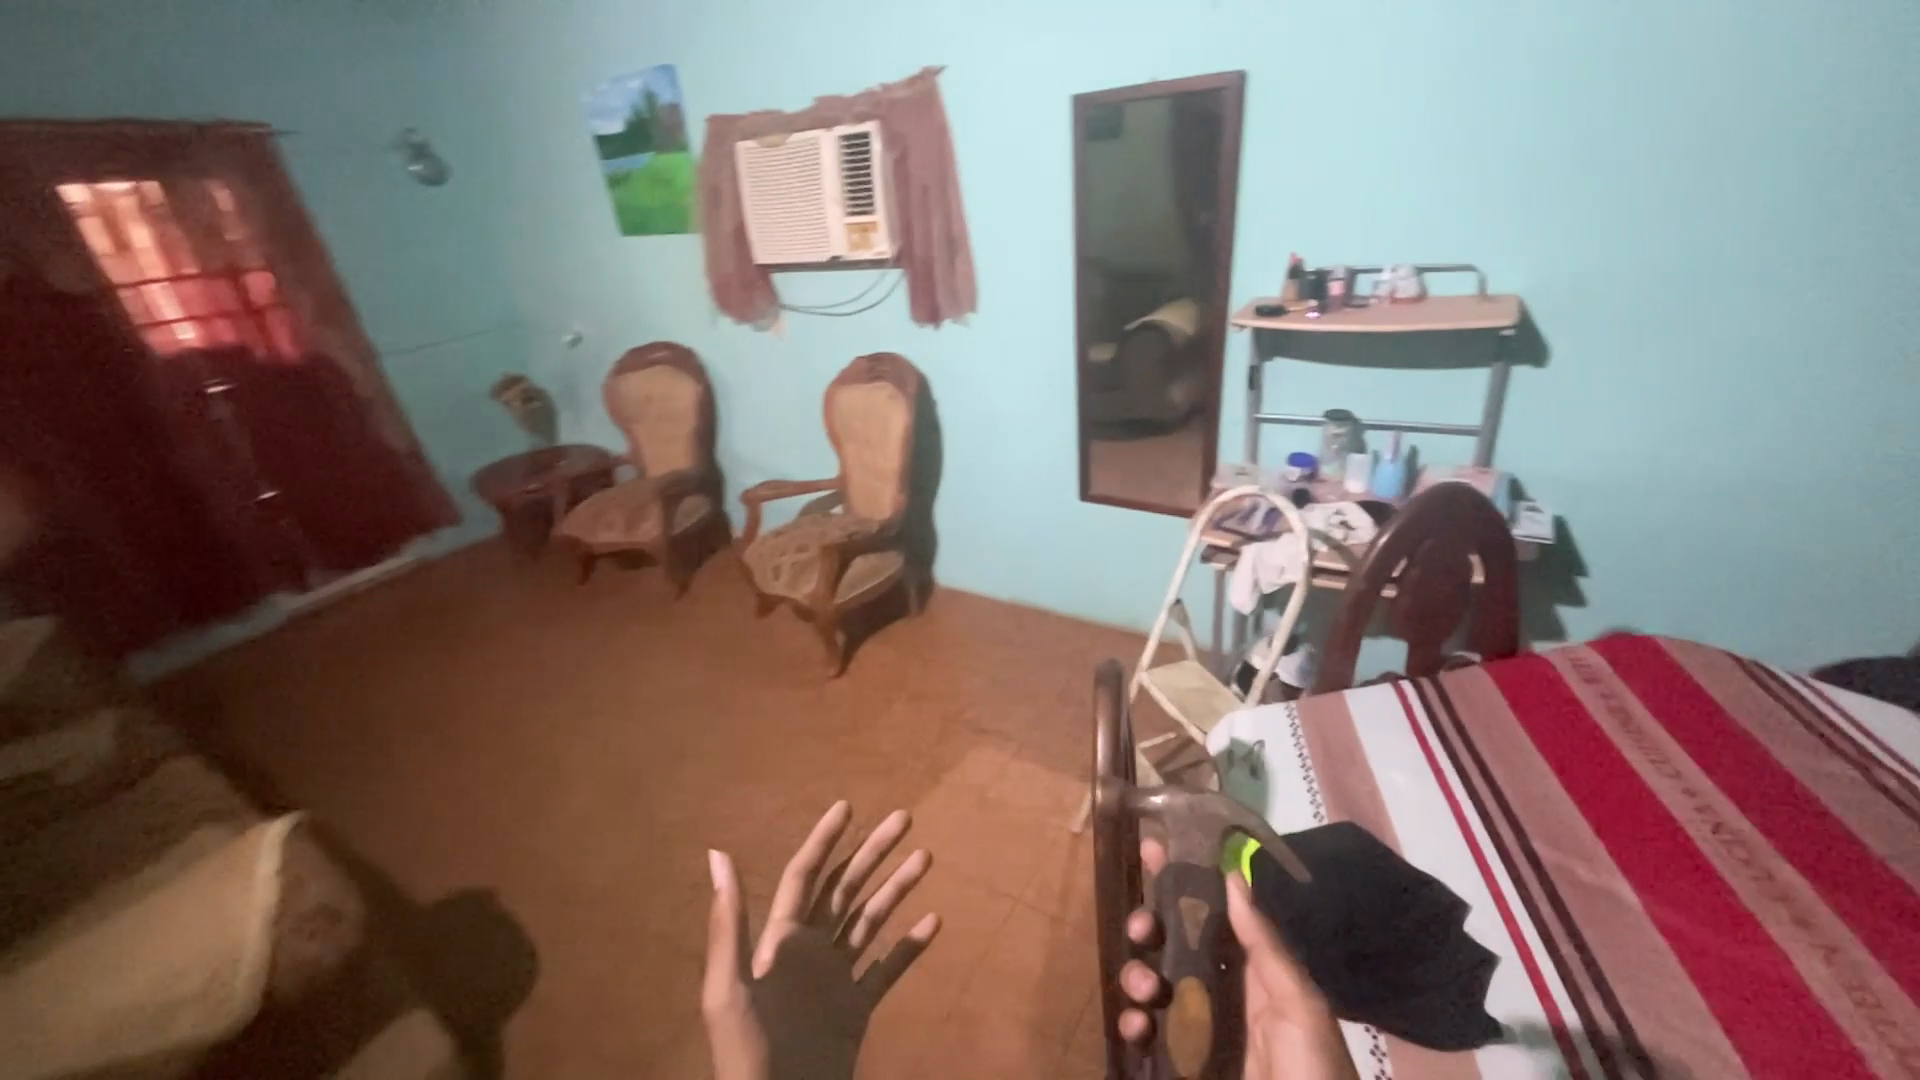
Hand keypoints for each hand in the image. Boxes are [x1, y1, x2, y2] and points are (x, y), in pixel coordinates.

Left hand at [702, 802, 939, 1079]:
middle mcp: (809, 950)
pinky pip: (887, 971)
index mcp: (779, 940)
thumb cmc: (746, 1051)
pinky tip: (932, 922)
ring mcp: (835, 979)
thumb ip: (729, 922)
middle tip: (903, 818)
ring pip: (870, 920)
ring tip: (925, 857)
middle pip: (846, 888)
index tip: (846, 806)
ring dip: (896, 888)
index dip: (824, 839)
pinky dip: (909, 946)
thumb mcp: (729, 987)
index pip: (805, 875)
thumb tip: (718, 853)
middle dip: (872, 852)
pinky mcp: (855, 1010)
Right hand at [1116, 839, 1357, 1079]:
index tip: (1153, 849)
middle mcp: (1219, 994)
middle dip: (1148, 927)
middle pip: (1171, 945)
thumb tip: (1232, 875)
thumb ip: (1265, 945)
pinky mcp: (1177, 1064)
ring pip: (1152, 984)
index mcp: (1251, 974)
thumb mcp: (1301, 1007)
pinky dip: (1132, 1024)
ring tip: (1146, 990)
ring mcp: (1196, 1031)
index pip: (1211, 916)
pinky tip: (1137, 1026)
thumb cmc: (1315, 1075)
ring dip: (1137, 975)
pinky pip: (1144, 1036)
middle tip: (1141, 928)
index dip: (1182, 881)